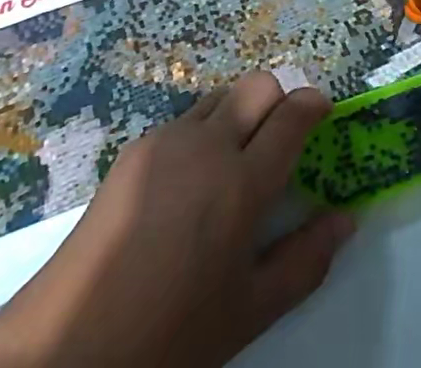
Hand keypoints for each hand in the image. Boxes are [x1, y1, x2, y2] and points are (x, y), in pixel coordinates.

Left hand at [0, 72, 354, 367]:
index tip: (323, 112)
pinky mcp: (134, 147)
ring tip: (243, 153)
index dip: (314, 104)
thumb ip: (306, 259)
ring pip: (219, 96)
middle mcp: (206, 145)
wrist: (74, 335)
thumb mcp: (252, 309)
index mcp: (242, 182)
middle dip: (282, 95)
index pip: (292, 115)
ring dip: (242, 108)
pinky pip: (186, 118)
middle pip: (257, 84)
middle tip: (288, 130)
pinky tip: (197, 173)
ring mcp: (165, 140)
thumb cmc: (174, 328)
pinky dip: (207, 127)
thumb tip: (346, 219)